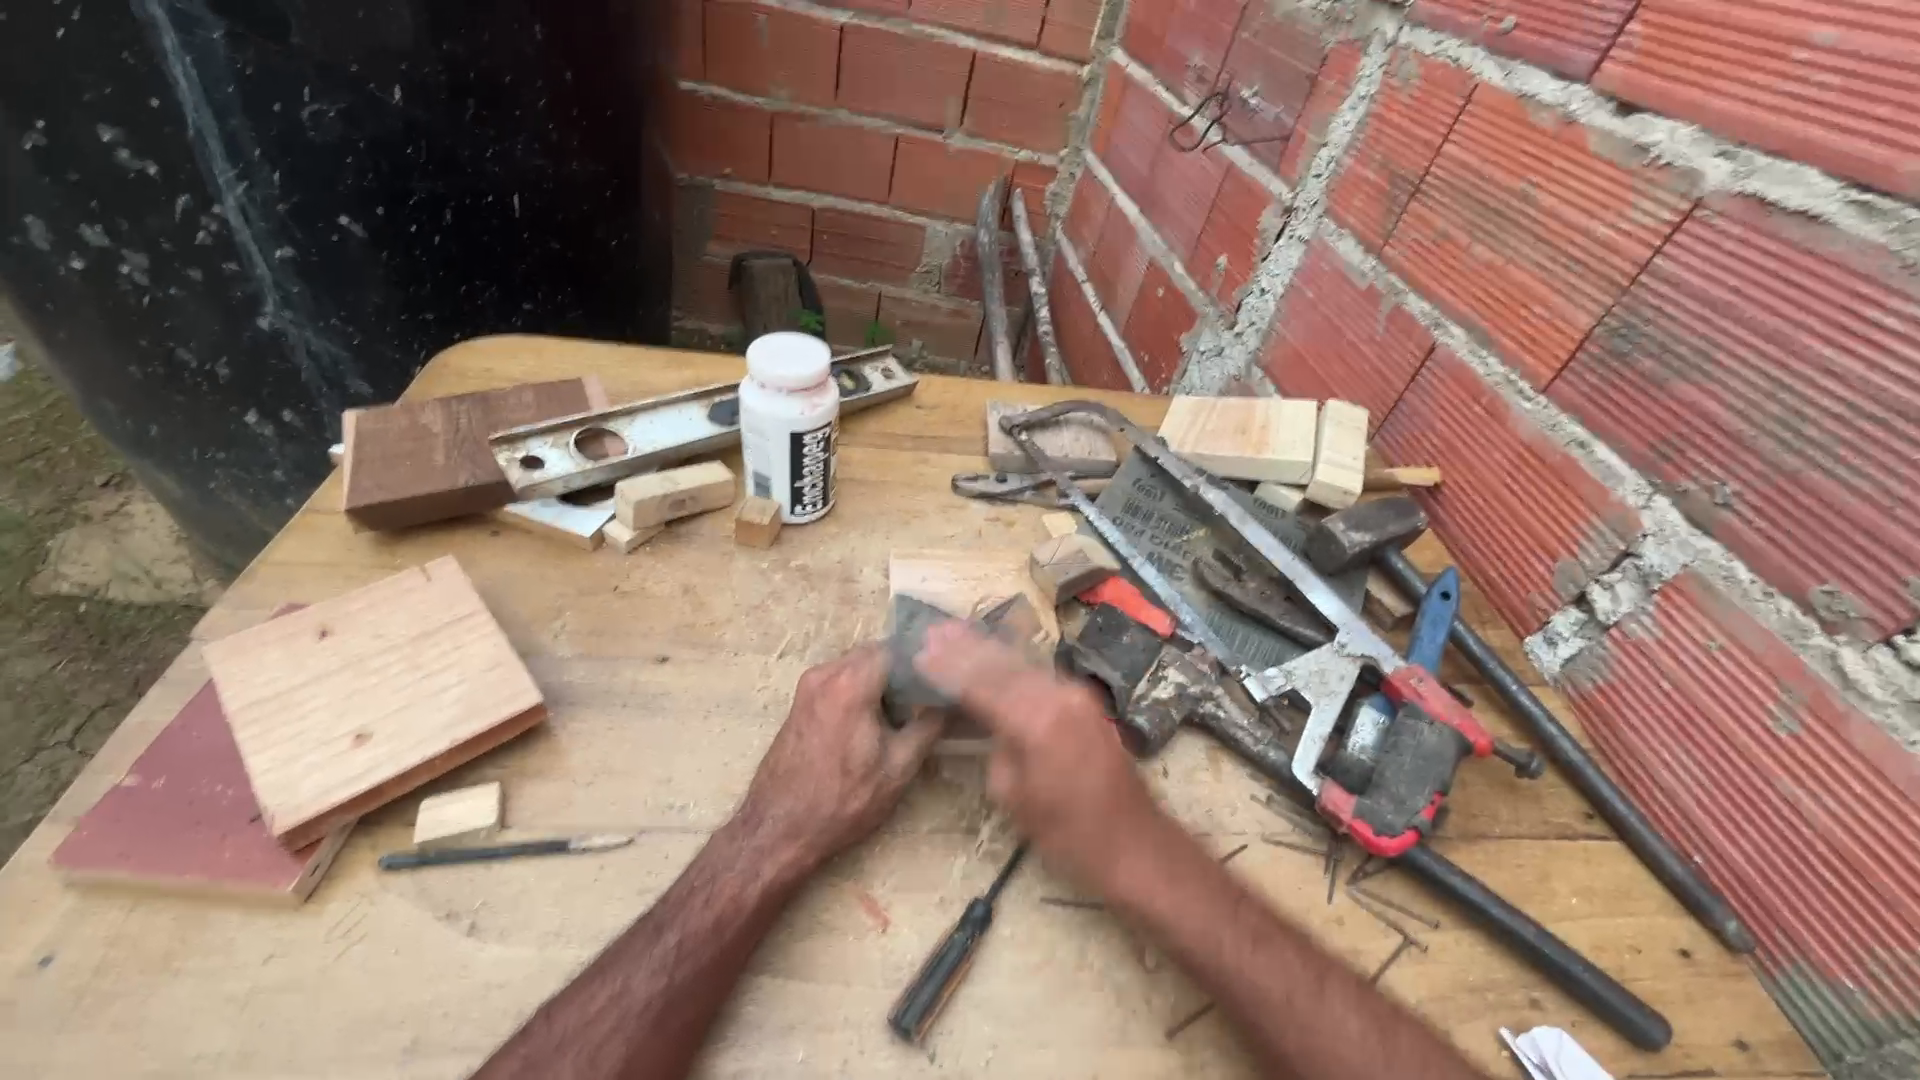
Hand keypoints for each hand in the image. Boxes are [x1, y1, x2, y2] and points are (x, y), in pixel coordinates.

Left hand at [736, 644, 946, 872]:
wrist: (780, 829)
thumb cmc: (843, 800)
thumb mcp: (898, 768)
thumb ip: (929, 726)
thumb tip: (950, 703)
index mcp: (851, 683)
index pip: (896, 648)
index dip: (922, 659)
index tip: (943, 677)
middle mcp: (825, 674)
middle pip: (874, 653)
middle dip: (902, 670)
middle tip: (927, 696)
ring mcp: (808, 687)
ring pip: (856, 666)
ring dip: (880, 680)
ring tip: (904, 712)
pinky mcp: (800, 702)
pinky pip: (839, 680)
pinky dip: (860, 689)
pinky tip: (875, 720)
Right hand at [913, 622, 1160, 893]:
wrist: (1135, 843)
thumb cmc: (1069, 834)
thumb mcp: (1014, 797)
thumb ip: (995, 747)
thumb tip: (987, 722)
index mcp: (1035, 719)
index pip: (980, 683)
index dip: (948, 668)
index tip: (919, 652)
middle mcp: (1058, 694)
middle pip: (1002, 663)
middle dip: (965, 647)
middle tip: (933, 630)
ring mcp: (1076, 694)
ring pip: (1022, 662)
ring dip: (988, 647)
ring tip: (956, 630)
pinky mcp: (1085, 701)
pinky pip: (1040, 672)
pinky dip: (1012, 661)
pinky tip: (994, 652)